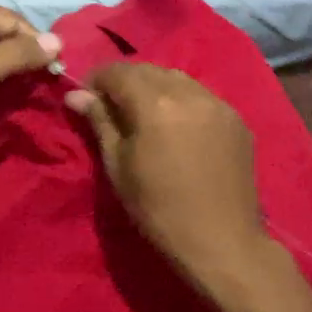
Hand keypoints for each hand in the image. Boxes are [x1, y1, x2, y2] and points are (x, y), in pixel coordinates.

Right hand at [66, 64, 266, 275]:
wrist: (221, 242)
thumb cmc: (158, 209)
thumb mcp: (118, 166)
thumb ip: (99, 122)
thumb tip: (75, 94)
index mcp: (155, 103)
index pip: (117, 71)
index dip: (96, 80)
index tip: (87, 99)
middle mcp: (189, 92)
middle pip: (148, 70)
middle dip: (126, 81)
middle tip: (113, 108)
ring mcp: (218, 103)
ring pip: (177, 78)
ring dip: (156, 87)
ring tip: (146, 116)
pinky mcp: (237, 119)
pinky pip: (201, 96)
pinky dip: (183, 101)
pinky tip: (178, 126)